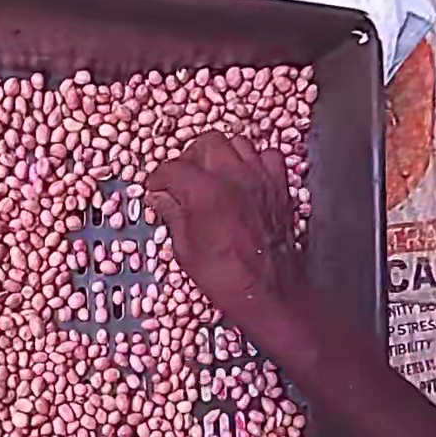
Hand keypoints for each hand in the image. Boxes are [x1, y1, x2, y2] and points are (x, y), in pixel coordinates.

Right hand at [145, 130, 305, 323]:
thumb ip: (173, 215)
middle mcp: (234, 176)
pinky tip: (244, 178)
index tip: (155, 188)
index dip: (159, 177)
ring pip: (237, 143)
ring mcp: (261, 178)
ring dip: (220, 155)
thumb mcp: (186, 250)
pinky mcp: (280, 187)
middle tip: (181, 178)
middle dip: (189, 157)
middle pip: (207, 143)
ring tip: (210, 174)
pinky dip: (253, 161)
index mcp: (205, 192)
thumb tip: (161, 198)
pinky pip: (267, 156)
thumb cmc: (224, 278)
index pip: (174, 167)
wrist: (270, 293)